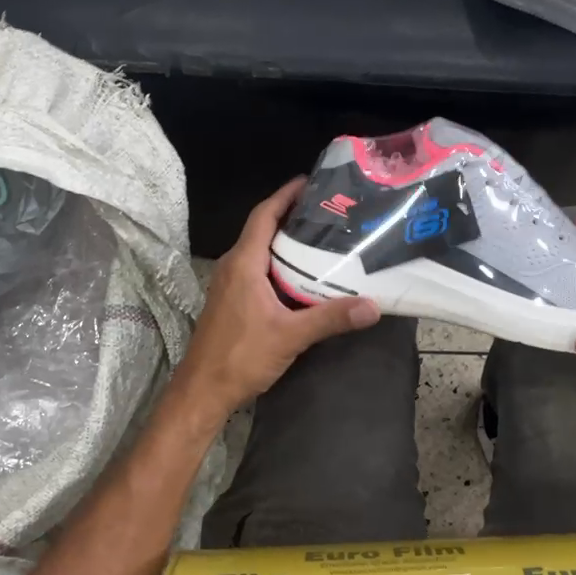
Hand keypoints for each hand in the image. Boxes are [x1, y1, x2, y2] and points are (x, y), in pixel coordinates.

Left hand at [175, 178, 379, 411]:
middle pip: (263, 230)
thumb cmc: (240, 358)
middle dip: (293, 218)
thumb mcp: (290, 336)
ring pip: (260, 253)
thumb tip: (372, 306)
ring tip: (323, 240)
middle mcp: (233, 267)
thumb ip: (330, 318)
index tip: (310, 183)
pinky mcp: (231, 303)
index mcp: (243, 264)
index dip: (285, 196)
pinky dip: (280, 267)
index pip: (264, 216)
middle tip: (329, 213)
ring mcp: (229, 286)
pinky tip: (304, 279)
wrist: (203, 391)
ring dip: (287, 244)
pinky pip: (258, 272)